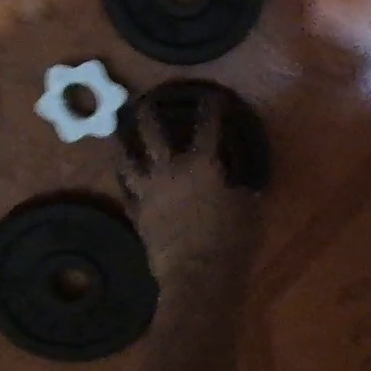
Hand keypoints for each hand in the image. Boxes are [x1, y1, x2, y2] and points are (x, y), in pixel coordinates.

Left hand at [121, 92, 258, 294]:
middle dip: (149, 113)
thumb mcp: (248, 209)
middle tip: (145, 102)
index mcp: (203, 164)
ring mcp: (149, 191)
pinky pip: (126, 191)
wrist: (196, 273)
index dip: (211, 108)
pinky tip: (126, 178)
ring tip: (122, 138)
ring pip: (129, 159)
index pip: (208, 126)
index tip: (211, 97)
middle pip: (153, 131)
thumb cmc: (231, 239)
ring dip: (126, 146)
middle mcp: (171, 169)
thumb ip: (242, 190)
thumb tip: (241, 184)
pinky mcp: (137, 213)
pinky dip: (126, 181)